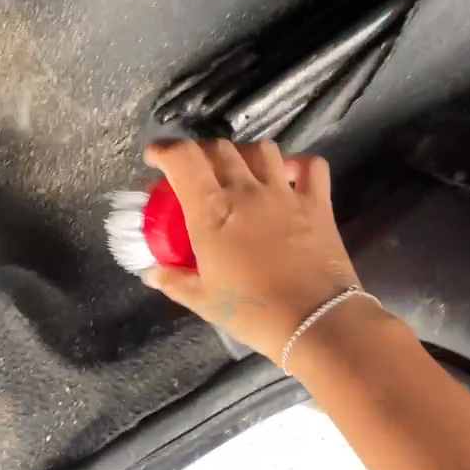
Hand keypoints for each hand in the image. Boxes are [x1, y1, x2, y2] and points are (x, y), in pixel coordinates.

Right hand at [141, 139, 362, 356]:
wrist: (314, 321)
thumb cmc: (252, 312)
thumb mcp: (202, 301)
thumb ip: (173, 280)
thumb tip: (151, 271)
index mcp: (211, 211)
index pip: (183, 159)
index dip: (164, 150)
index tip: (155, 158)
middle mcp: (246, 191)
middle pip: (219, 149)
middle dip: (200, 153)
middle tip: (194, 171)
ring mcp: (285, 193)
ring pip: (262, 149)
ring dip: (244, 154)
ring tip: (239, 171)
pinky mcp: (318, 202)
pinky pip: (309, 165)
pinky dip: (296, 164)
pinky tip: (287, 176)